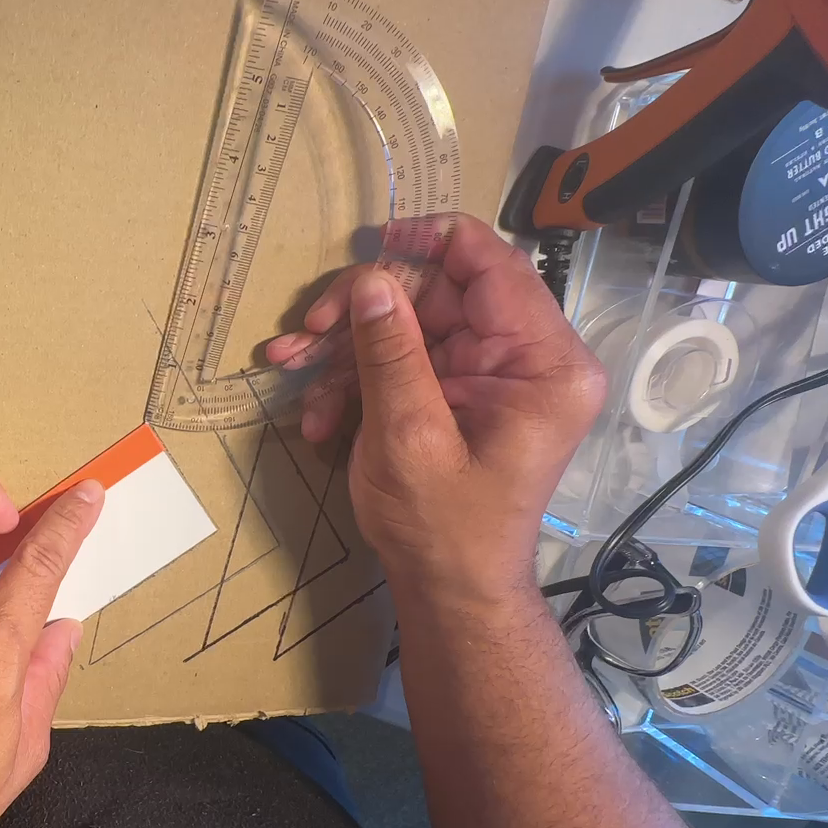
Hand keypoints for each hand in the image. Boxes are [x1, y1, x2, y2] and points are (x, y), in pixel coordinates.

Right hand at [266, 214, 604, 603]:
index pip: (494, 268)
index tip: (373, 241)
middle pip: (433, 299)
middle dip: (360, 314)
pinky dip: (349, 386)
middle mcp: (517, 360)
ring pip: (402, 331)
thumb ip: (391, 354)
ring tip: (287, 370)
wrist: (447, 585)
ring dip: (340, 353)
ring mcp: (480, 379)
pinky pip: (394, 368)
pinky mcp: (448, 397)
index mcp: (540, 363)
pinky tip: (317, 419)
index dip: (433, 241)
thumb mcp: (409, 436)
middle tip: (304, 336)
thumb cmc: (442, 523)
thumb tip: (369, 280)